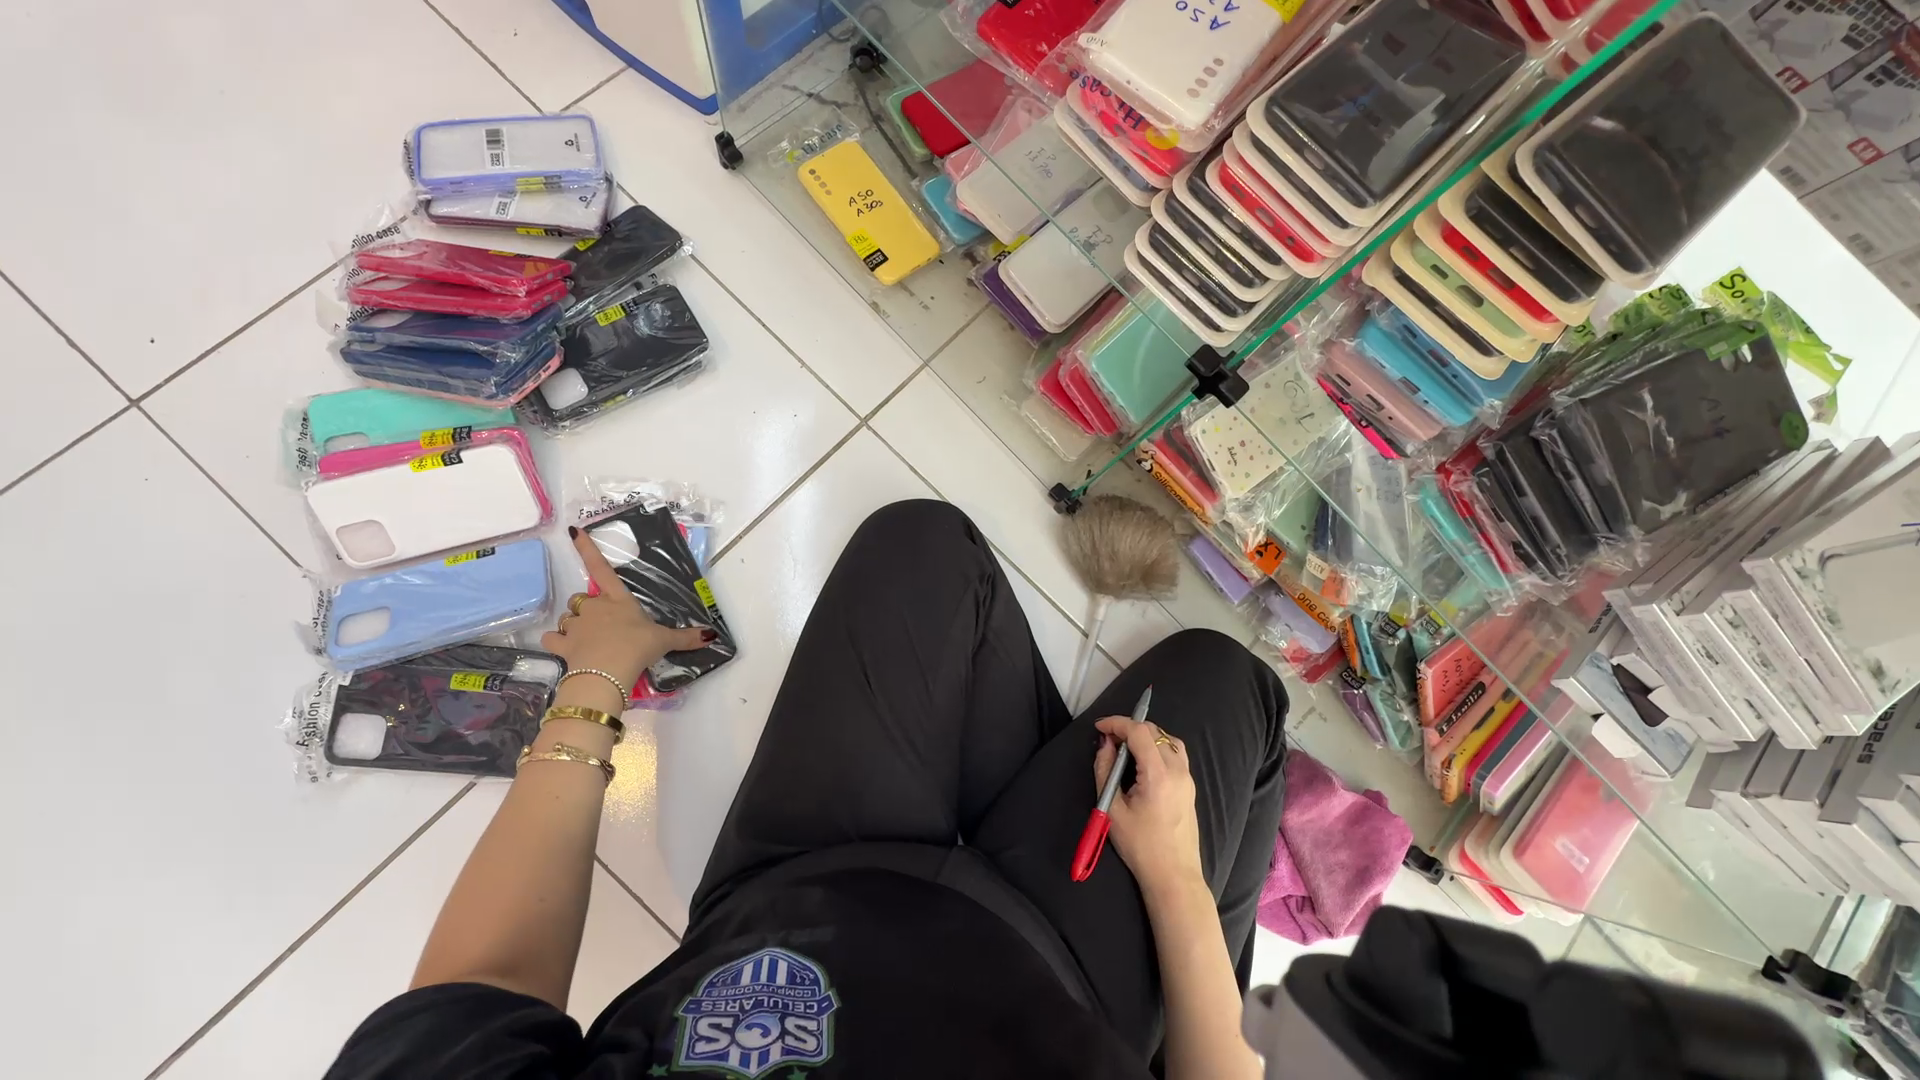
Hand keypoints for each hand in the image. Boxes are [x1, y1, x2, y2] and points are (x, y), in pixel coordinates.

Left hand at [542, 527, 710, 688]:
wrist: (607, 672)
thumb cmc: (637, 647)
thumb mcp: (664, 641)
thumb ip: (685, 637)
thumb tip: (711, 635)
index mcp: (618, 600)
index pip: (602, 569)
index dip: (587, 549)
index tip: (573, 531)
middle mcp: (594, 608)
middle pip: (581, 598)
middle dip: (587, 606)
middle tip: (601, 622)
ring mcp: (576, 625)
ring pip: (567, 617)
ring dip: (573, 623)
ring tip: (586, 637)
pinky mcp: (563, 645)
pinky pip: (552, 638)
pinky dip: (556, 641)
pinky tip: (564, 647)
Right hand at [1093, 716, 1202, 892]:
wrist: (1173, 876)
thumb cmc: (1140, 846)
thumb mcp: (1113, 808)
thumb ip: (1105, 770)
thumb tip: (1105, 744)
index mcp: (1159, 775)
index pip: (1139, 732)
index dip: (1117, 723)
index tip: (1099, 727)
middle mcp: (1178, 771)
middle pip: (1154, 732)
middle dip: (1129, 728)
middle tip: (1108, 739)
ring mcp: (1188, 779)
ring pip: (1168, 739)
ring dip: (1146, 736)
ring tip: (1125, 747)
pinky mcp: (1190, 787)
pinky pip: (1175, 753)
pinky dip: (1158, 747)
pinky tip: (1143, 761)